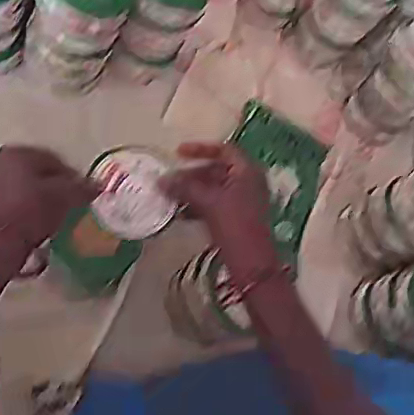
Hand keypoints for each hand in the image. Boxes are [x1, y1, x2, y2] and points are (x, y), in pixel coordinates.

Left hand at [0, 146, 97, 251]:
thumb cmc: (33, 210)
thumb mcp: (66, 196)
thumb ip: (84, 188)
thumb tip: (97, 186)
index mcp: (19, 152)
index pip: (56, 160)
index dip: (74, 177)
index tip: (85, 193)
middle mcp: (1, 161)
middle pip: (39, 173)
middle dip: (57, 187)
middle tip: (74, 203)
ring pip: (27, 188)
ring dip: (43, 199)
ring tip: (59, 216)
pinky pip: (16, 202)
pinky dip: (30, 209)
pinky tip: (41, 223)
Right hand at [163, 142, 280, 283]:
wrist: (252, 265)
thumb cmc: (234, 225)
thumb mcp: (208, 202)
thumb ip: (185, 188)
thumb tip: (161, 179)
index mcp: (247, 171)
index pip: (223, 150)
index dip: (200, 149)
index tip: (178, 153)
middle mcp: (249, 182)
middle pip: (217, 170)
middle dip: (192, 175)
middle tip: (170, 180)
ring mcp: (245, 201)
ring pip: (214, 188)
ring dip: (193, 191)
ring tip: (171, 197)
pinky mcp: (238, 218)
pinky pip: (216, 204)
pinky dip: (199, 205)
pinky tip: (181, 214)